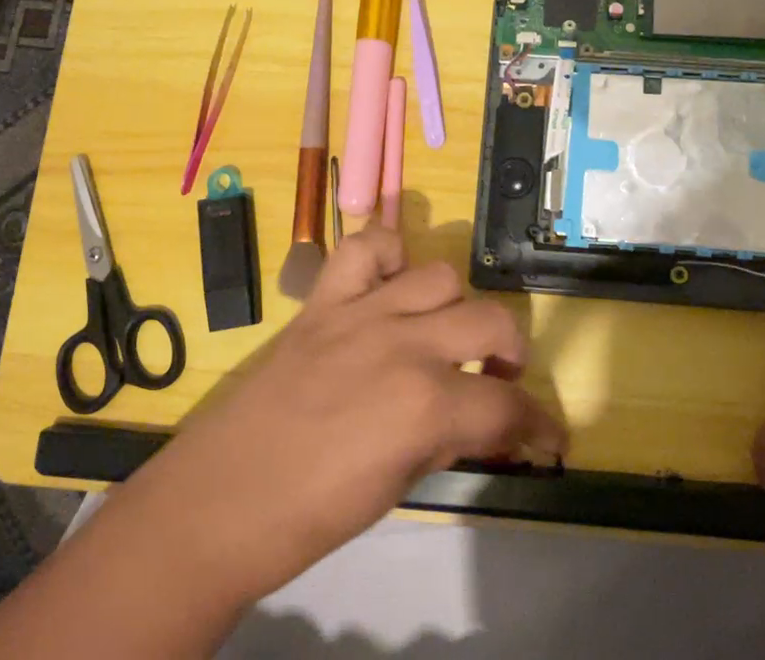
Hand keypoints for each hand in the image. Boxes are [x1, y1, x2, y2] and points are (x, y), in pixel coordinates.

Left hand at [135, 226, 565, 603]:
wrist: (218, 503)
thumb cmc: (312, 515)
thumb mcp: (398, 485)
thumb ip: (448, 439)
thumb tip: (485, 423)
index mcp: (426, 406)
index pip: (508, 406)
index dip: (538, 426)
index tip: (546, 438)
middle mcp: (404, 346)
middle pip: (491, 322)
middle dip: (510, 355)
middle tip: (494, 381)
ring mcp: (360, 315)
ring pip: (440, 277)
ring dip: (456, 308)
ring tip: (443, 335)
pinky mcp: (322, 304)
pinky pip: (364, 248)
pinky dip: (388, 257)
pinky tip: (391, 288)